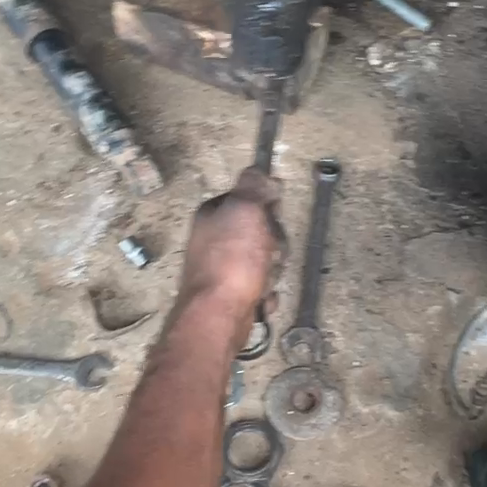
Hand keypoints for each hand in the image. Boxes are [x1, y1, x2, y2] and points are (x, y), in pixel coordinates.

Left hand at [177, 167, 284, 316]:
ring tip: (263, 280)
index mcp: (212, 214)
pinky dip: (265, 294)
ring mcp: (221, 268)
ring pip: (264, 260)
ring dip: (272, 271)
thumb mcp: (245, 209)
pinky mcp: (231, 294)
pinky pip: (261, 287)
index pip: (249, 198)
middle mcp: (213, 239)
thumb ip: (253, 186)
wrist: (218, 315)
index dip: (267, 207)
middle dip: (274, 244)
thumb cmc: (232, 259)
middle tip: (269, 253)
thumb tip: (262, 172)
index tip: (272, 218)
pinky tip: (260, 299)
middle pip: (261, 231)